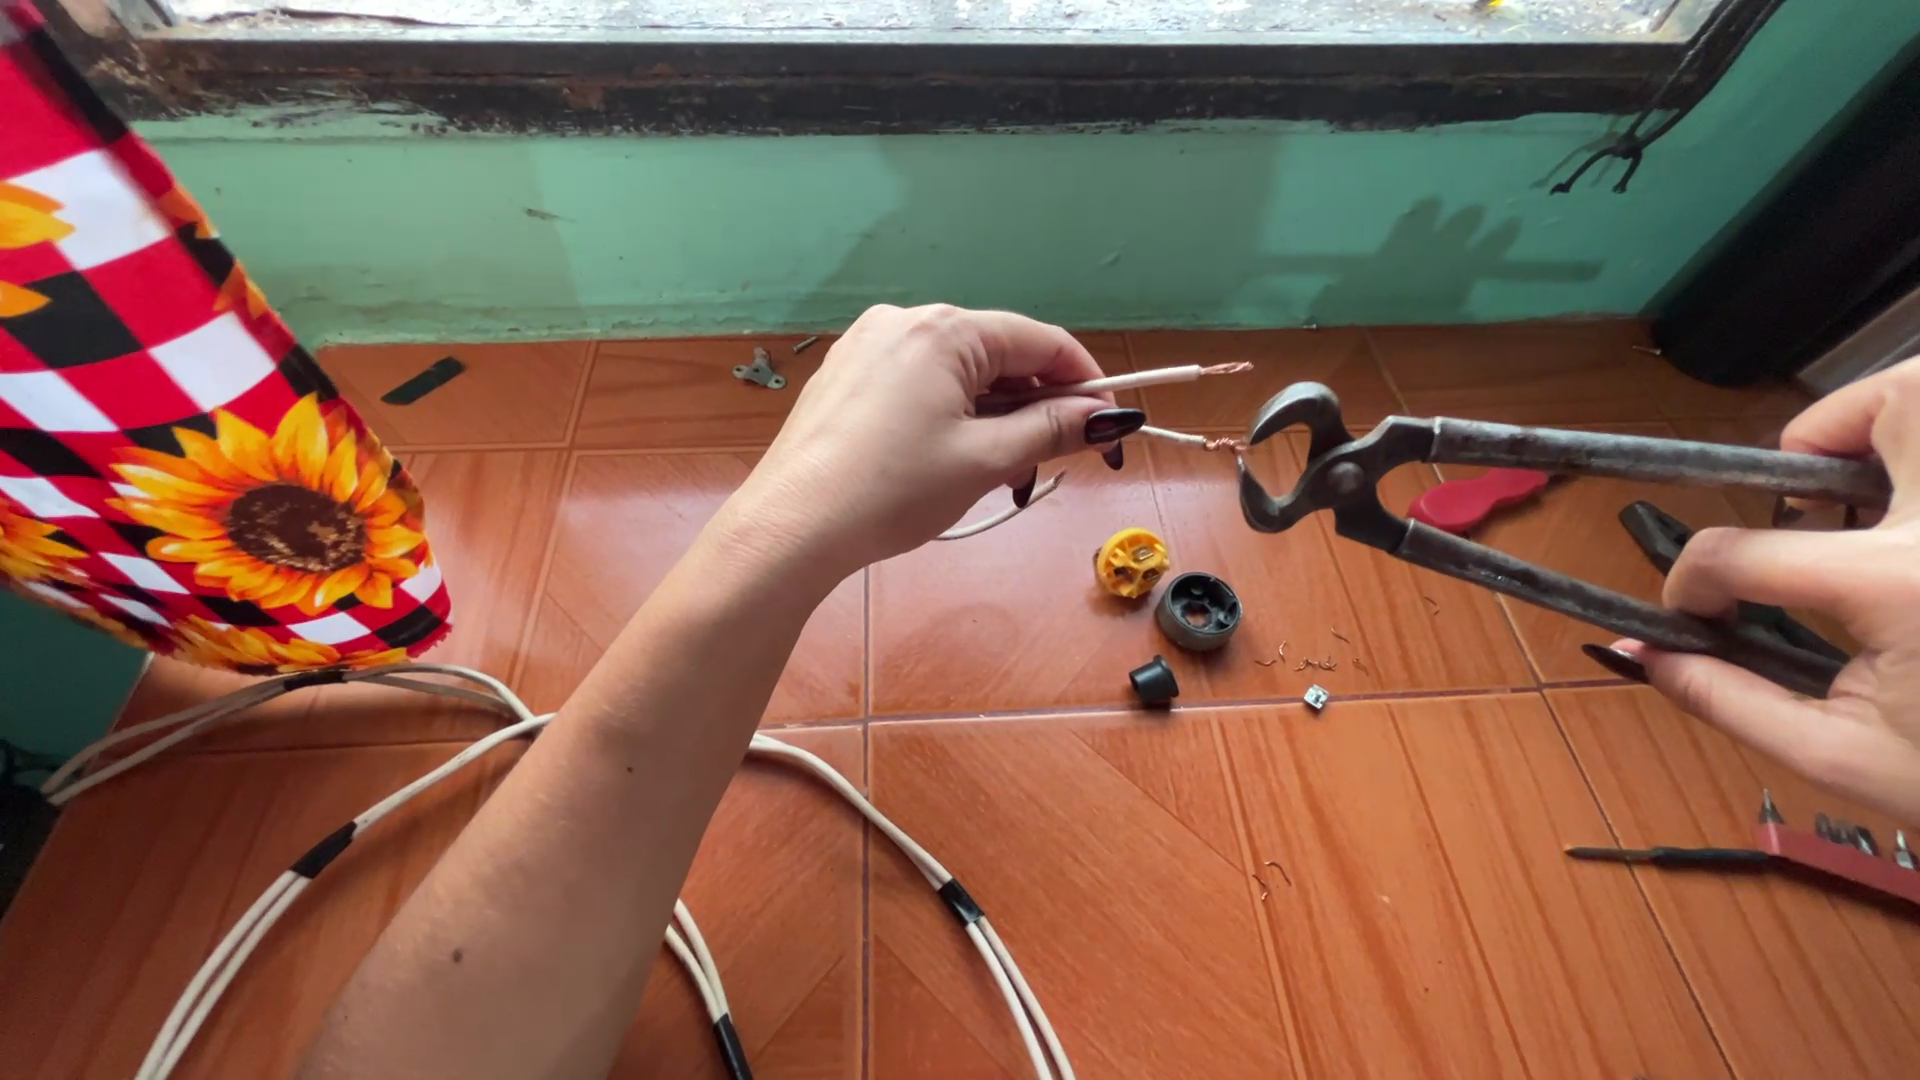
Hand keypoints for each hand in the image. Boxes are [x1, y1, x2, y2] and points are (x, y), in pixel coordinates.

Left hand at [725, 304, 1139, 575]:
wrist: (792, 527)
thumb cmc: (894, 490)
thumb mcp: (984, 460)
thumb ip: (1052, 430)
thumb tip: (1108, 416)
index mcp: (944, 330)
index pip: (1039, 340)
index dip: (1085, 381)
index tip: (1108, 426)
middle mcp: (905, 321)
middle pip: (997, 356)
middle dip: (1034, 409)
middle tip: (1046, 466)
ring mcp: (868, 346)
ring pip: (958, 375)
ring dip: (993, 420)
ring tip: (999, 476)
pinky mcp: (847, 376)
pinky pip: (919, 385)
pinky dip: (951, 417)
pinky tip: (949, 460)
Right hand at [1624, 357, 1919, 822]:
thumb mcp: (1838, 755)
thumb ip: (1722, 697)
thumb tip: (1635, 653)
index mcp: (1905, 590)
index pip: (1738, 552)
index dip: (1690, 582)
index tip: (1699, 612)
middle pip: (1900, 405)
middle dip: (1822, 432)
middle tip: (1803, 502)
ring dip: (1887, 428)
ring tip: (1867, 493)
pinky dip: (1918, 464)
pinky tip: (1905, 518)